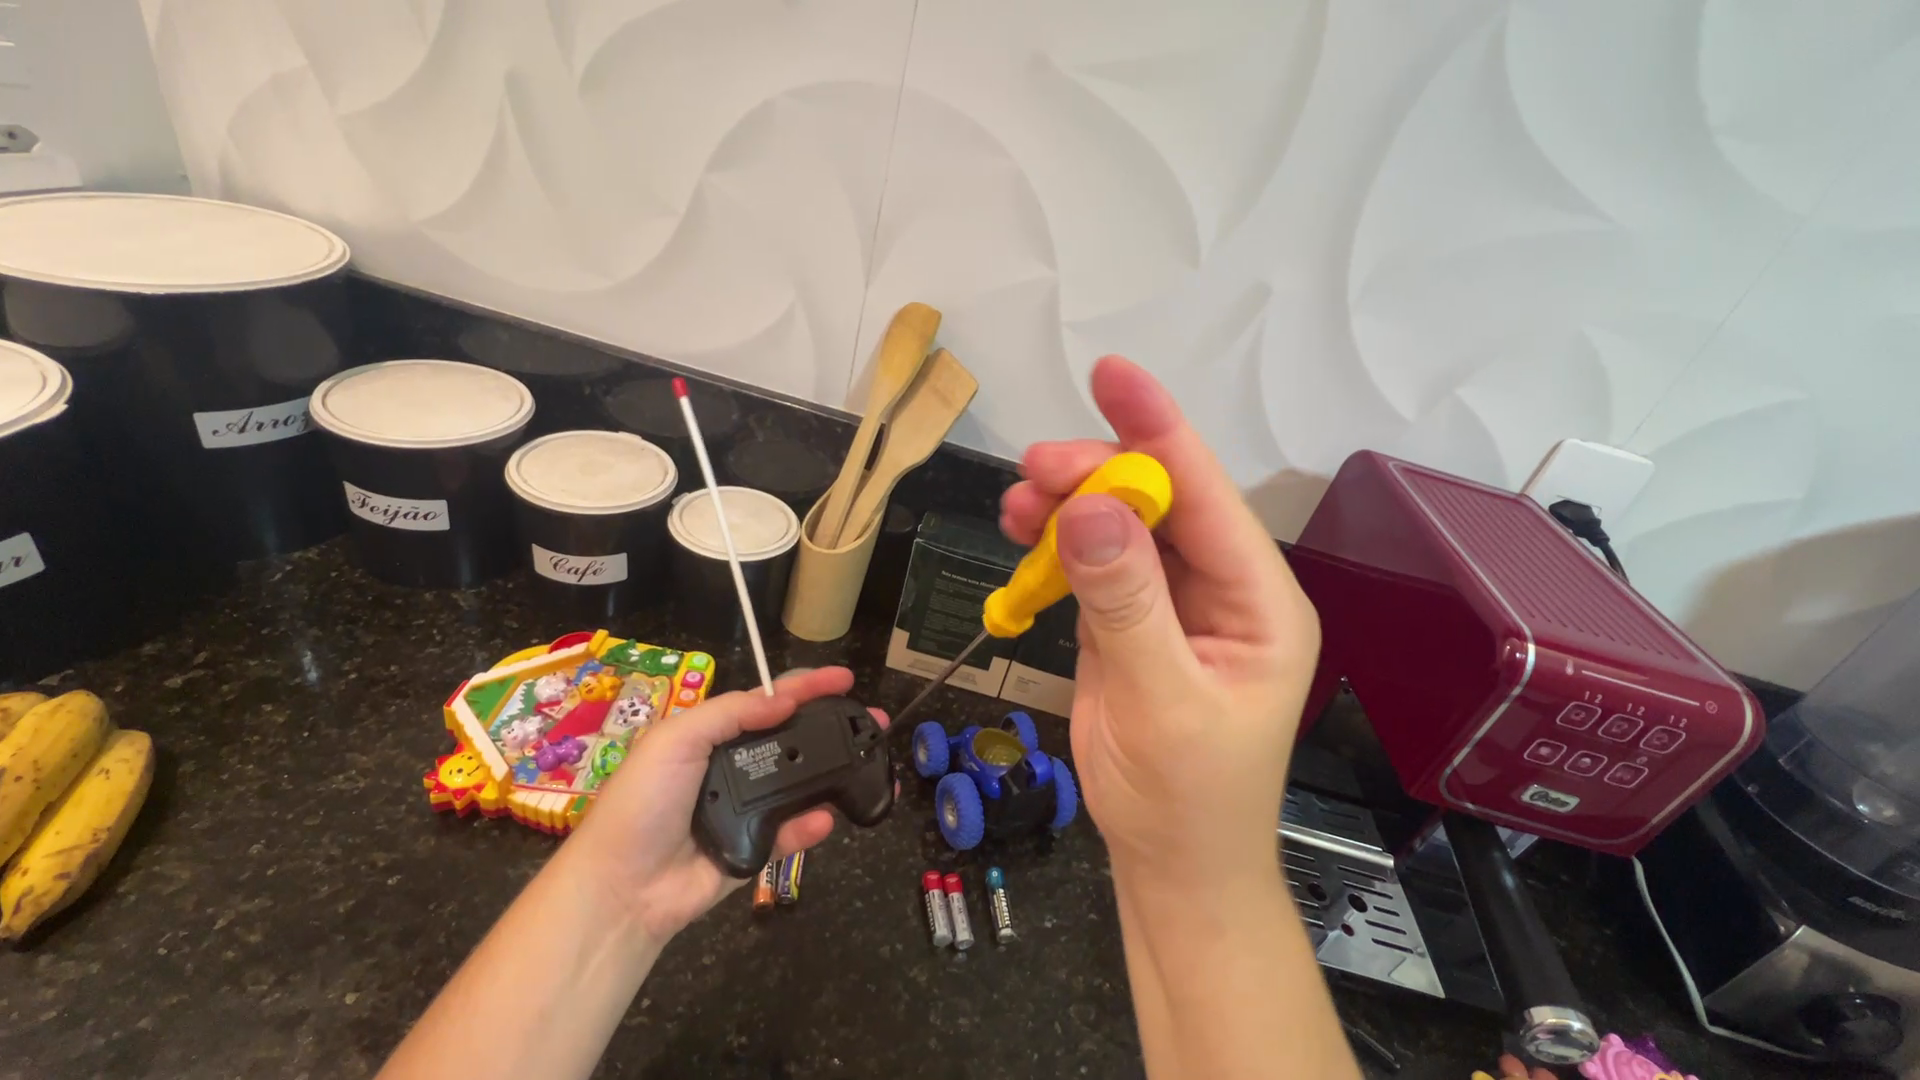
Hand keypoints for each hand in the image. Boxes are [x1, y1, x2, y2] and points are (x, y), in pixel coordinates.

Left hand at [563, 666, 887, 939]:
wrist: (621, 888)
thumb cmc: (643, 803)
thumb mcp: (675, 740)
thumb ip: (731, 713)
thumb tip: (786, 698)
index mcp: (714, 735)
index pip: (769, 702)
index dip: (807, 686)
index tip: (845, 679)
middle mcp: (735, 767)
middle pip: (795, 741)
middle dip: (834, 728)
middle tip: (875, 723)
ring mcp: (748, 809)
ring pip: (802, 785)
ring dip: (836, 774)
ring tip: (871, 765)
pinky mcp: (756, 848)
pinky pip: (793, 832)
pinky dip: (812, 825)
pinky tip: (827, 818)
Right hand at [1000, 356, 1320, 883]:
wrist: (1169, 861)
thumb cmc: (1185, 796)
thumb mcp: (1160, 702)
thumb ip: (1128, 606)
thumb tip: (1090, 510)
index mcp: (1258, 601)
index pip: (1207, 497)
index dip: (1159, 431)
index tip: (1112, 375)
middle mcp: (1218, 587)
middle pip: (1157, 501)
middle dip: (1096, 475)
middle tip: (1033, 473)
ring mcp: (1171, 601)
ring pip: (1117, 526)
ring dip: (1067, 507)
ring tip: (1017, 507)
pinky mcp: (1129, 620)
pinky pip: (1090, 563)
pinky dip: (1054, 546)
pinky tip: (1023, 537)